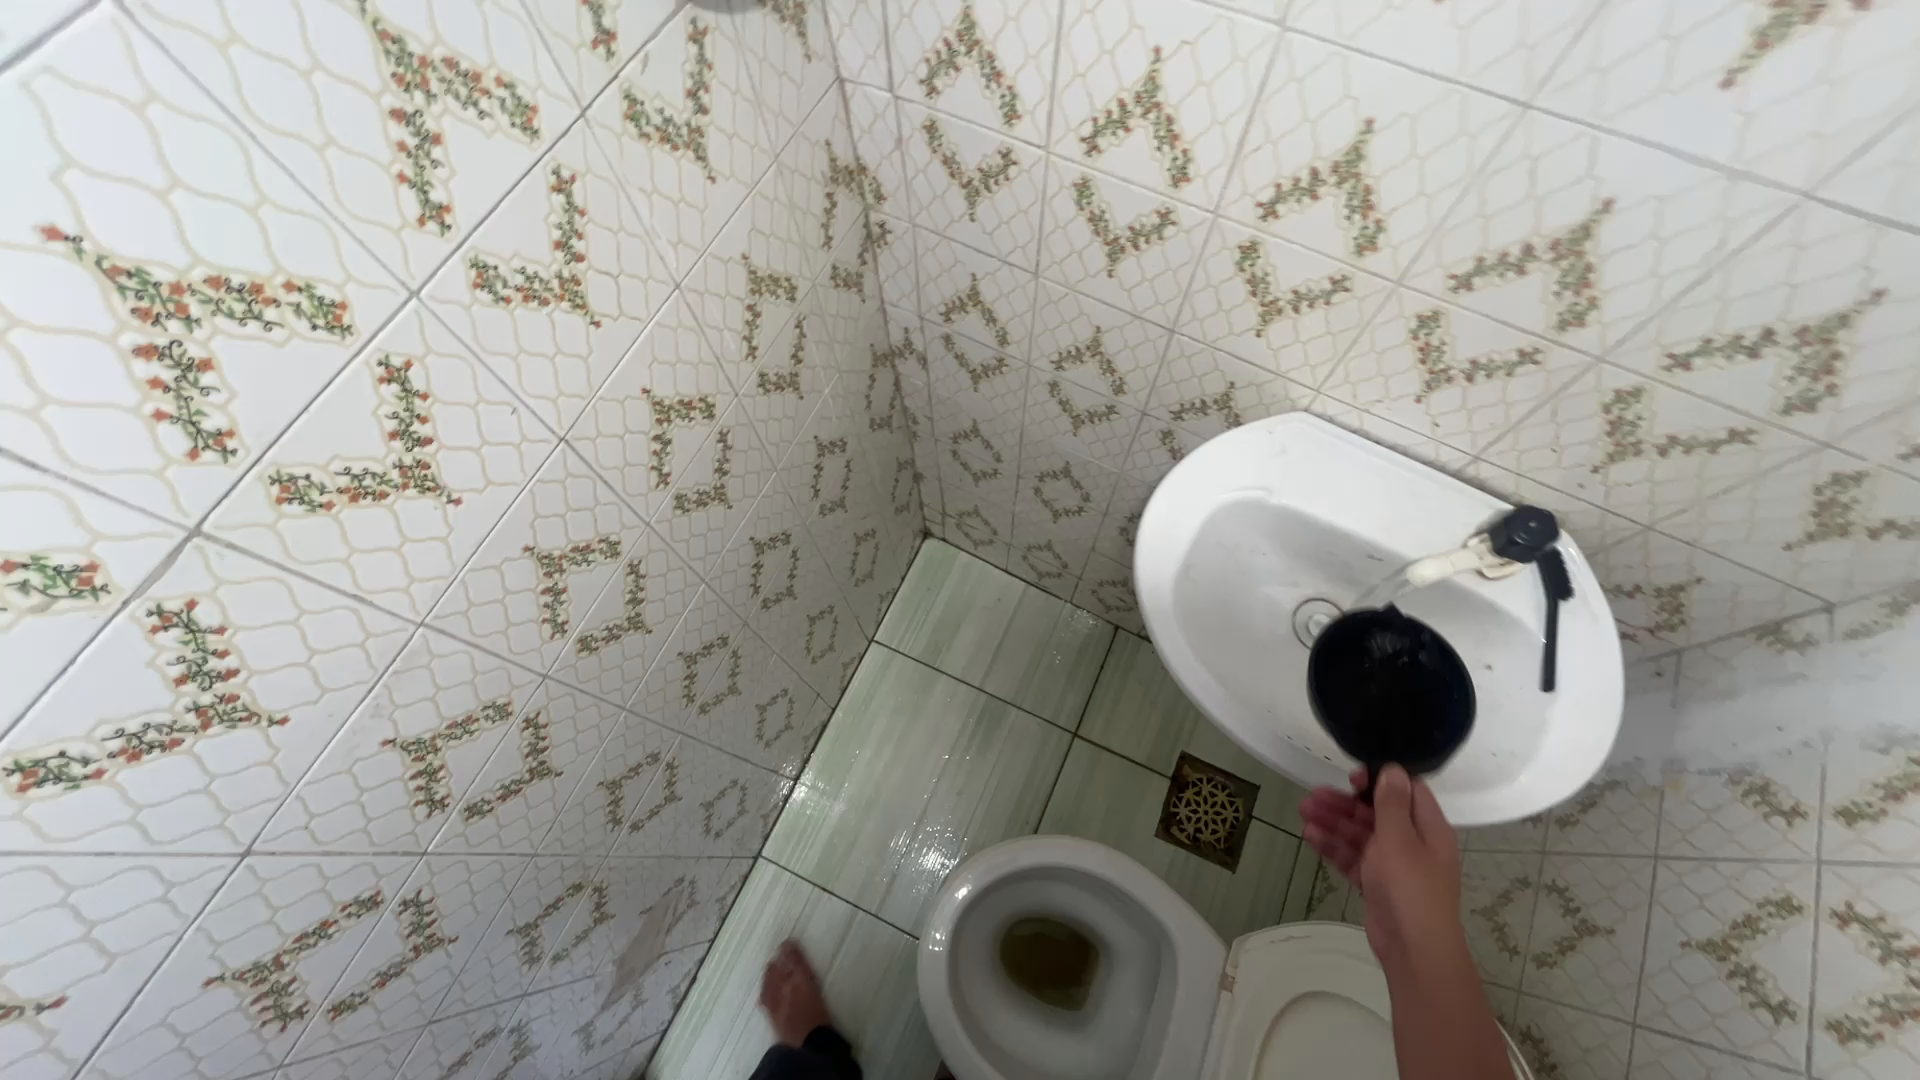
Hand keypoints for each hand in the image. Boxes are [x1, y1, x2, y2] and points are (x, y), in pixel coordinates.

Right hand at [1299, 764, 1466, 981]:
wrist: (1413, 949)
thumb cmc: (1410, 887)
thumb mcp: (1399, 838)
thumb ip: (1392, 803)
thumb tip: (1393, 769)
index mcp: (1428, 829)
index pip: (1407, 792)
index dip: (1379, 781)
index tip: (1352, 778)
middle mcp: (1412, 843)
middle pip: (1376, 813)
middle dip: (1345, 803)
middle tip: (1314, 794)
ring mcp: (1393, 865)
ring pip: (1360, 834)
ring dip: (1333, 822)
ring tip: (1303, 812)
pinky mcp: (1376, 883)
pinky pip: (1353, 857)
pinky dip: (1333, 846)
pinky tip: (1310, 836)